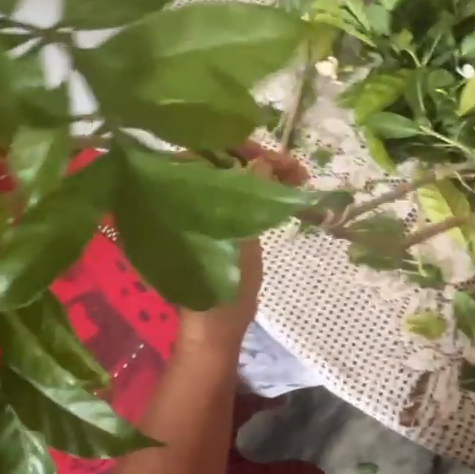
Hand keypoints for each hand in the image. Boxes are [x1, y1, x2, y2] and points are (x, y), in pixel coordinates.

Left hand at [175, 144, 306, 355]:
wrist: (217, 327)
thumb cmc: (222, 284)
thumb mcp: (240, 236)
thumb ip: (250, 195)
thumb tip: (263, 160)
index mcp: (175, 196)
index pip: (203, 149)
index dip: (237, 145)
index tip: (270, 157)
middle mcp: (182, 196)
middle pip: (222, 160)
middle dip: (258, 157)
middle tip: (293, 168)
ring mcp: (200, 209)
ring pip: (233, 176)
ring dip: (265, 171)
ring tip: (299, 176)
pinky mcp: (217, 222)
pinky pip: (238, 193)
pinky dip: (261, 188)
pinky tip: (285, 189)